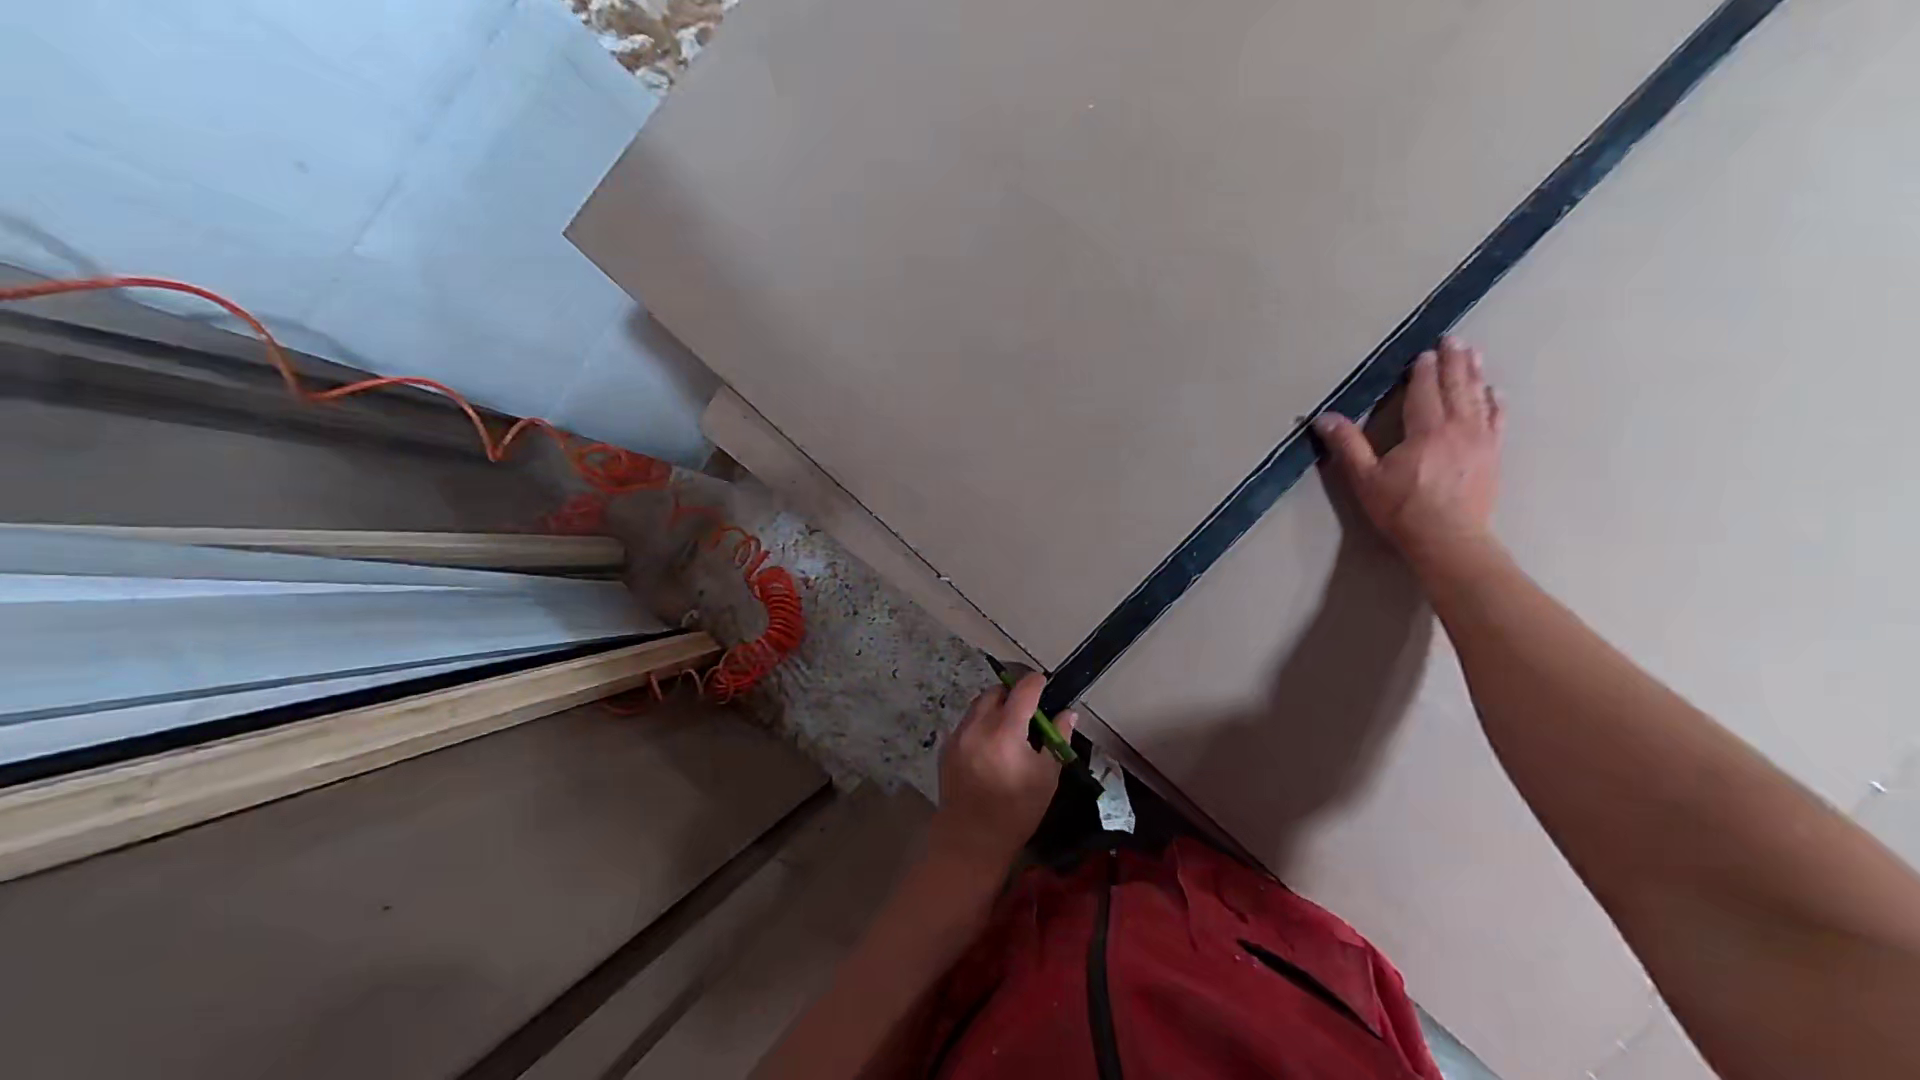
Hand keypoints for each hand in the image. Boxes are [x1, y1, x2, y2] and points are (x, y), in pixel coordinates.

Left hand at [929, 673, 1076, 868]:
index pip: (1023, 690)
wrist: (971, 839)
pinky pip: (966, 723)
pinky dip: (980, 724)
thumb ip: (1057, 739)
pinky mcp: (946, 747)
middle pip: (996, 692)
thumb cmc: (1017, 811)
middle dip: (1013, 693)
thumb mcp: (1046, 777)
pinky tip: (990, 745)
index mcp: (1005, 731)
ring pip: (978, 706)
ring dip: (995, 707)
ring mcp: (958, 735)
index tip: (1044, 683)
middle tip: (1028, 709)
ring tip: (1009, 728)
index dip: (1036, 682)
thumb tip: (1067, 714)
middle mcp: (977, 726)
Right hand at [1312, 335, 1503, 563]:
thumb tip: (1324, 418)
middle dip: (1454, 362)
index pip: (1425, 392)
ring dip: (1475, 375)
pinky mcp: (1492, 456)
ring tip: (1474, 355)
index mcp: (1426, 430)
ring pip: (1479, 399)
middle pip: (1457, 387)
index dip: (1423, 372)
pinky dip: (1495, 404)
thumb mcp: (1365, 478)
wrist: (1448, 540)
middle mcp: (1458, 428)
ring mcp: (1481, 441)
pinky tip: (1494, 394)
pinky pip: (1496, 421)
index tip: (1424, 353)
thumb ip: (1347, 445)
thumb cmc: (1402, 509)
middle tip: (1454, 339)